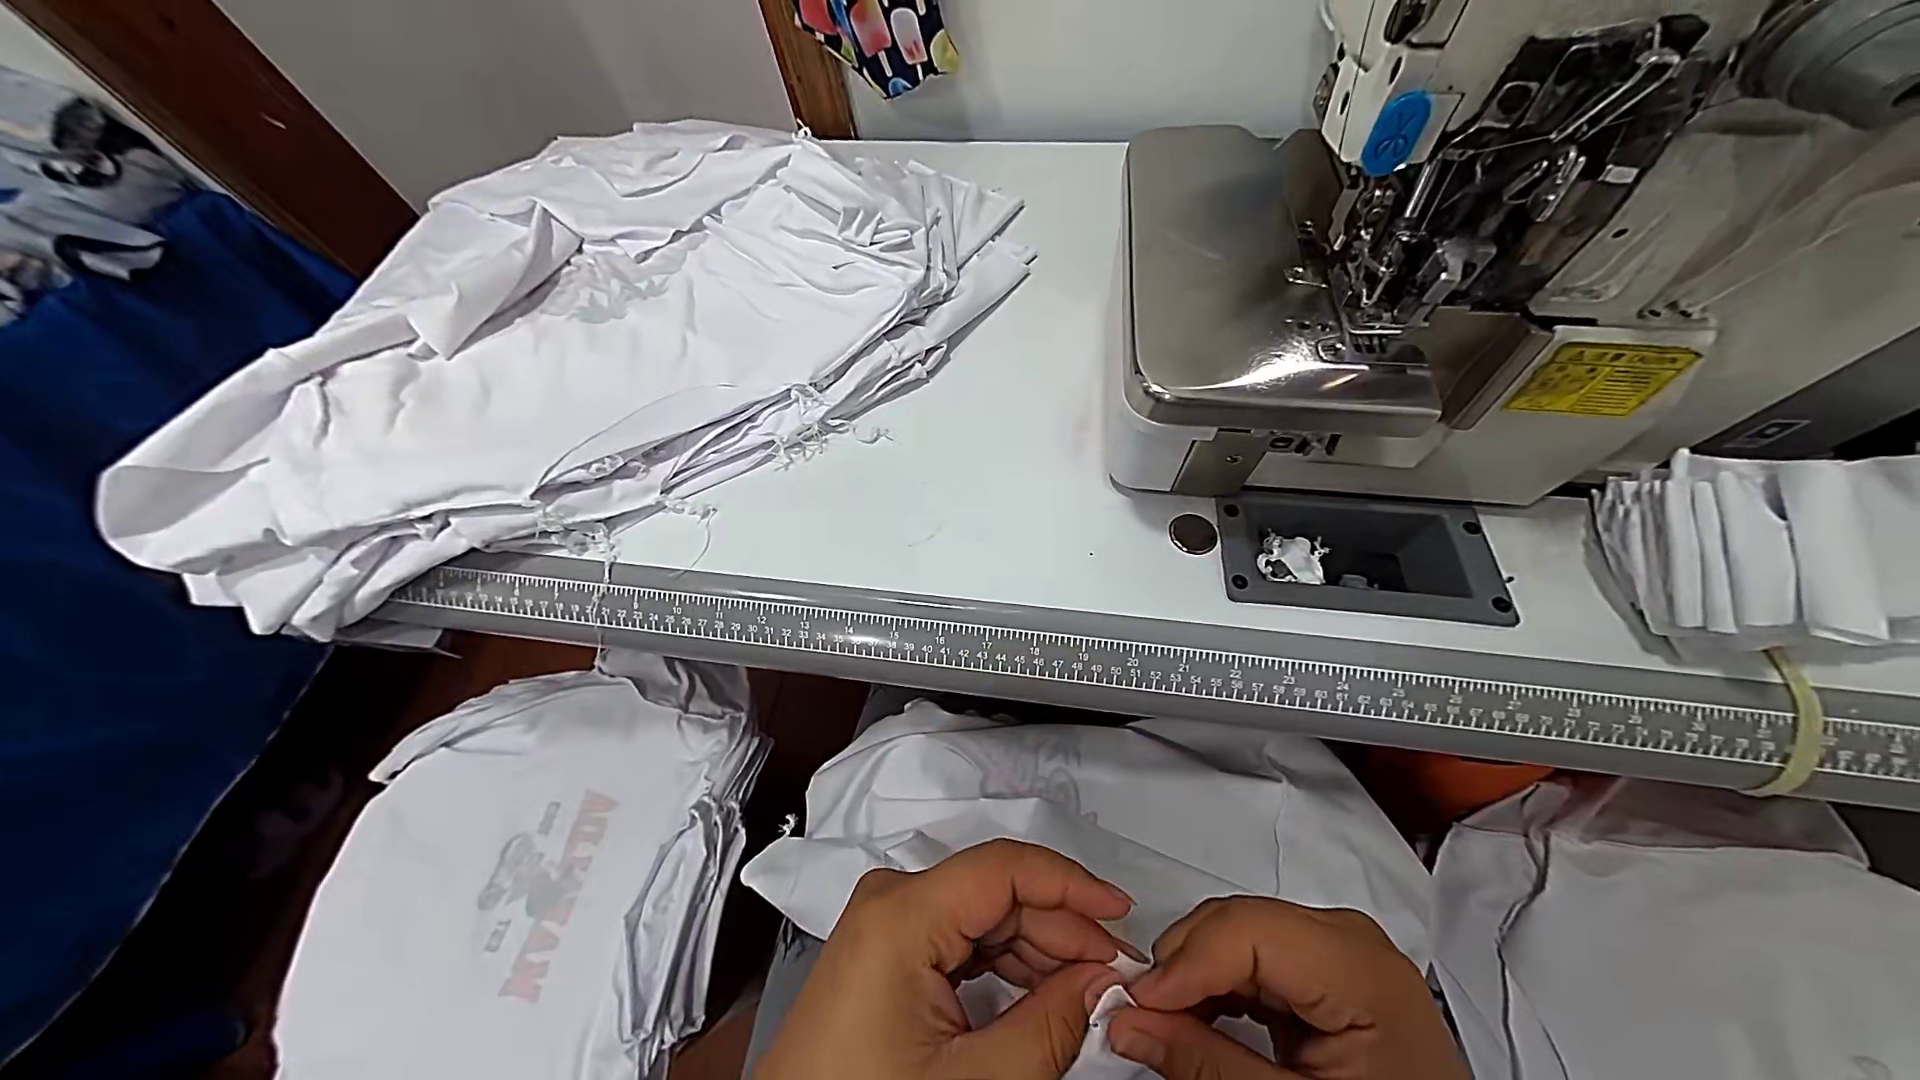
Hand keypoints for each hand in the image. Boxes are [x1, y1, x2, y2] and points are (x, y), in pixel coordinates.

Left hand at [756, 839, 1138, 1079]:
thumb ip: (1049, 1026)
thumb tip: (1101, 981)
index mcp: (902, 913)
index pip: (1004, 867)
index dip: (1070, 883)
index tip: (1120, 910)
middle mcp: (892, 900)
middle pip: (997, 892)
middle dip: (1061, 928)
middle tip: (1114, 969)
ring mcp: (888, 920)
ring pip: (984, 915)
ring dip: (1039, 948)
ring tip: (1085, 987)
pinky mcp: (889, 945)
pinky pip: (962, 937)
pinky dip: (1007, 963)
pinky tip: (1042, 991)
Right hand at [1106, 896, 1467, 1079]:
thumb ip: (1208, 1065)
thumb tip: (1131, 1025)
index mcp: (1359, 969)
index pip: (1245, 930)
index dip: (1184, 963)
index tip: (1139, 1003)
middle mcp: (1348, 939)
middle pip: (1234, 922)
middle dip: (1181, 966)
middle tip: (1142, 1016)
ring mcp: (1336, 946)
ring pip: (1233, 932)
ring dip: (1193, 975)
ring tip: (1169, 1022)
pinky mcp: (1322, 963)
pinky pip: (1250, 951)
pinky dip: (1217, 983)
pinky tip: (1200, 1016)